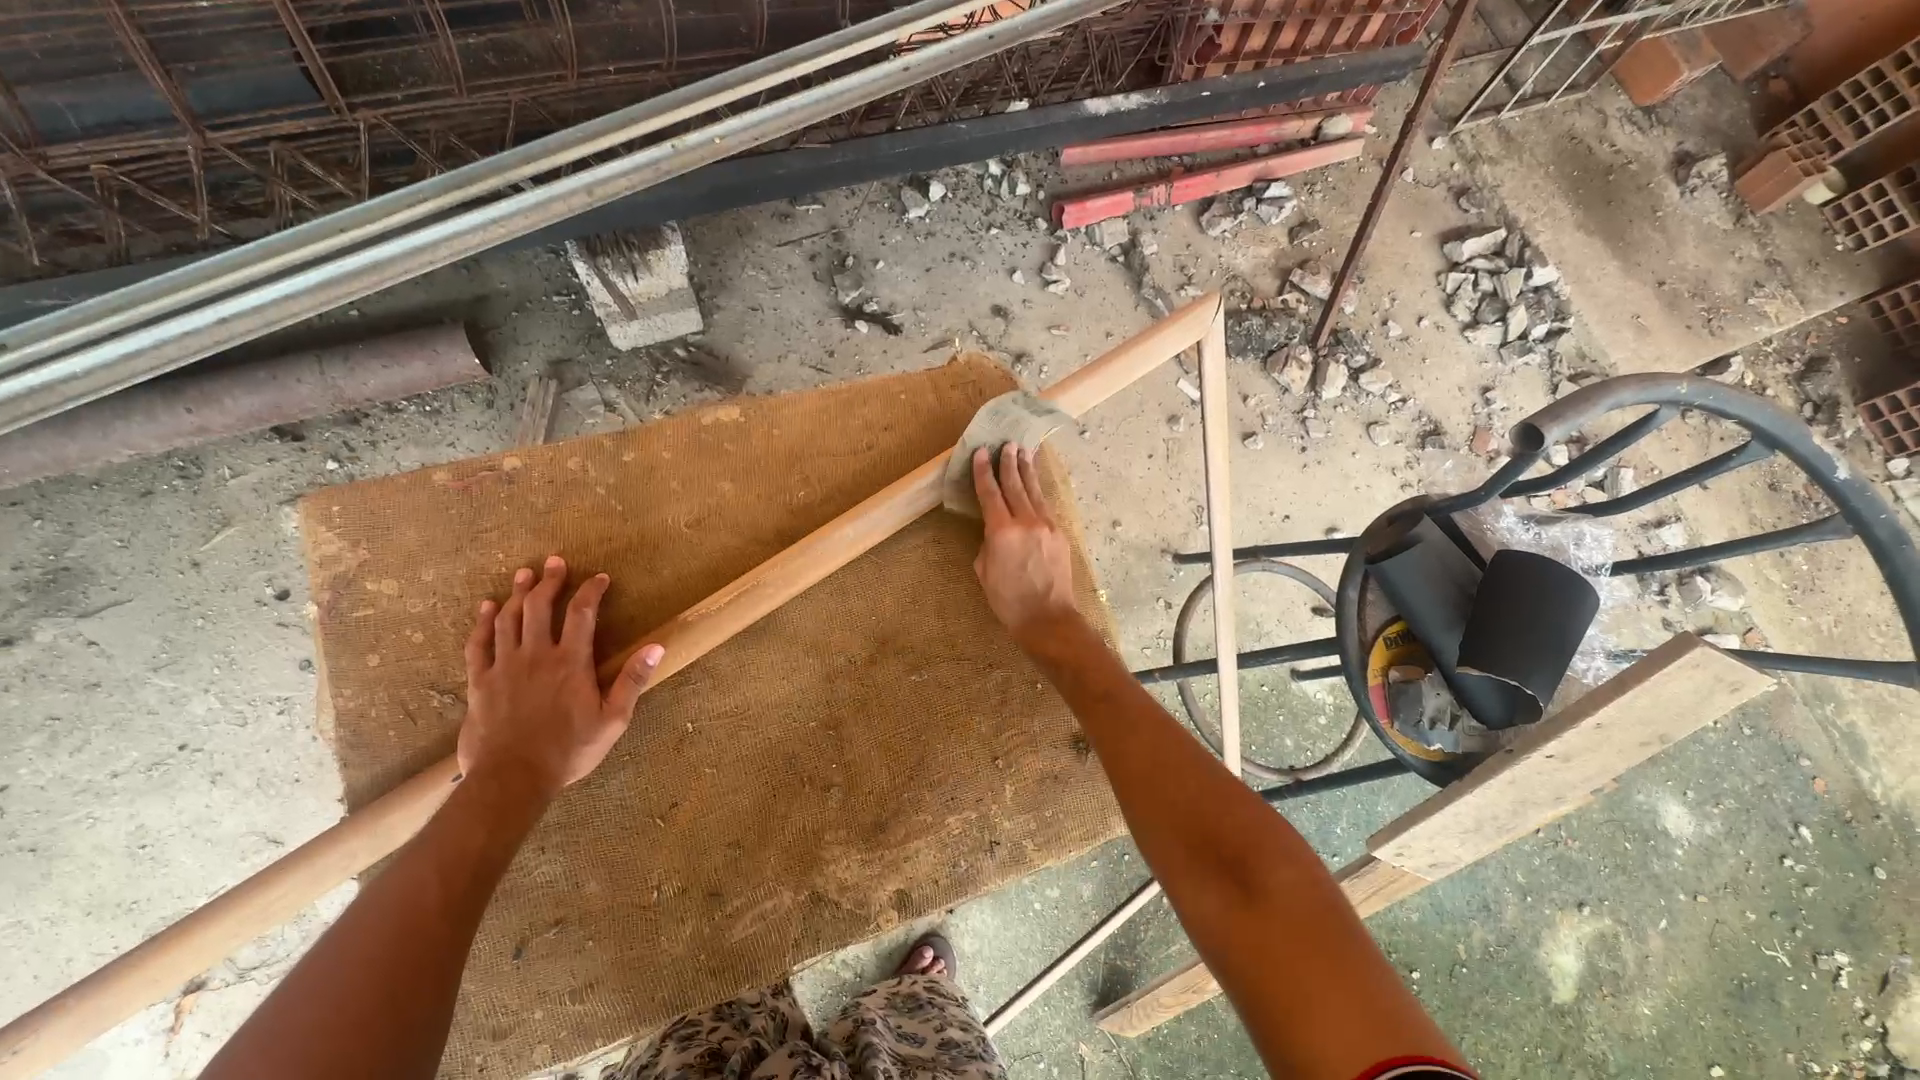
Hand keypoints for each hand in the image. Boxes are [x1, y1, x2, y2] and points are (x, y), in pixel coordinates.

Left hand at [458, 555, 664, 795]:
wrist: (512, 778)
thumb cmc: (569, 751)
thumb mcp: (613, 720)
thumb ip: (632, 681)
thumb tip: (656, 647)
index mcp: (571, 662)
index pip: (583, 614)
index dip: (591, 591)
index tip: (599, 577)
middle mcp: (536, 655)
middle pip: (540, 606)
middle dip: (549, 581)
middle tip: (554, 562)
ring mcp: (504, 667)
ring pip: (509, 619)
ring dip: (517, 593)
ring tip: (523, 574)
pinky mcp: (480, 682)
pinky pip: (479, 644)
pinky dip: (483, 623)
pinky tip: (487, 608)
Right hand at [971, 443, 1077, 639]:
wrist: (1048, 618)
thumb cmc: (1009, 601)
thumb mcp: (985, 572)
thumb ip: (988, 545)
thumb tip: (995, 534)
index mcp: (1001, 531)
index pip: (990, 493)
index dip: (983, 472)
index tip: (981, 452)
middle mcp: (1025, 521)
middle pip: (1015, 484)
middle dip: (1008, 463)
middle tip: (1006, 444)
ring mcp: (1046, 525)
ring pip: (1034, 491)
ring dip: (1027, 470)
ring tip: (1023, 452)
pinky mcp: (1059, 534)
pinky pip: (1046, 506)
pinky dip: (1038, 491)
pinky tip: (1036, 484)